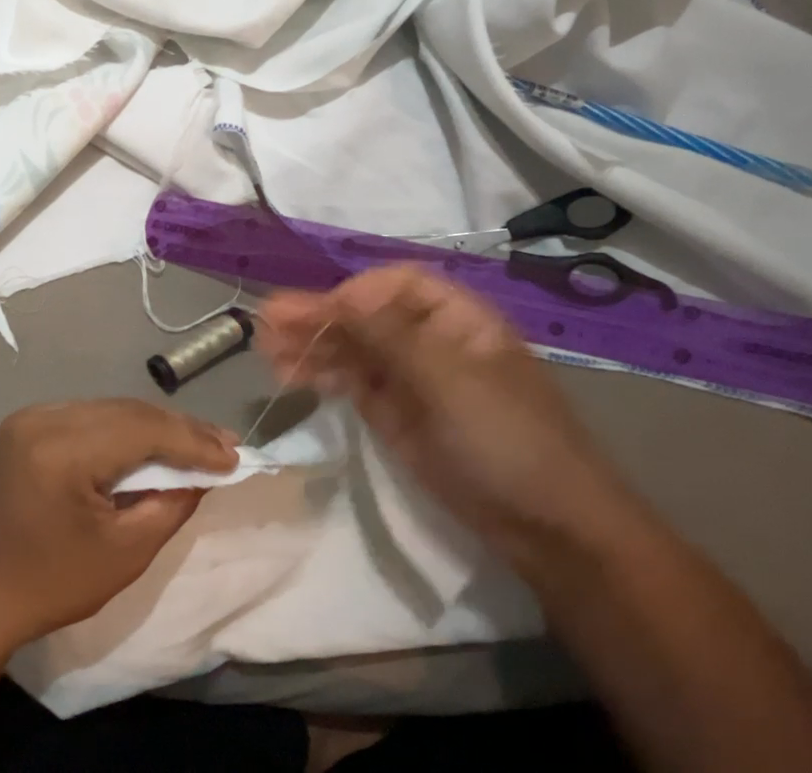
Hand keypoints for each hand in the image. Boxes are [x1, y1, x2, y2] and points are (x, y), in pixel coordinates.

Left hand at [0, 399, 238, 652]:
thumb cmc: (53, 584)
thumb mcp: (126, 552)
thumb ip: (170, 503)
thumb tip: (203, 471)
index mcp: (59, 450)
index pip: (141, 429)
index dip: (193, 441)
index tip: (236, 456)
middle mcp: (40, 420)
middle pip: (124, 411)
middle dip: (177, 429)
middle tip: (225, 446)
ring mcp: (27, 419)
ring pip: (106, 410)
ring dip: (151, 427)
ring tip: (197, 444)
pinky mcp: (22, 427)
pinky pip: (84, 418)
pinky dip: (119, 430)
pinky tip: (148, 444)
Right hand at [259, 265, 640, 565]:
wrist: (547, 526)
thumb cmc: (507, 440)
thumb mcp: (450, 381)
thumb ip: (389, 336)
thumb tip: (338, 294)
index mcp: (458, 320)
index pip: (396, 285)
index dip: (354, 293)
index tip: (317, 314)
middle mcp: (430, 341)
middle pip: (365, 315)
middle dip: (317, 317)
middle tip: (265, 325)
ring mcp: (410, 379)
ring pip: (351, 349)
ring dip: (309, 344)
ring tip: (264, 350)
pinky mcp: (393, 415)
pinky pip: (350, 383)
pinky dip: (320, 375)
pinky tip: (288, 375)